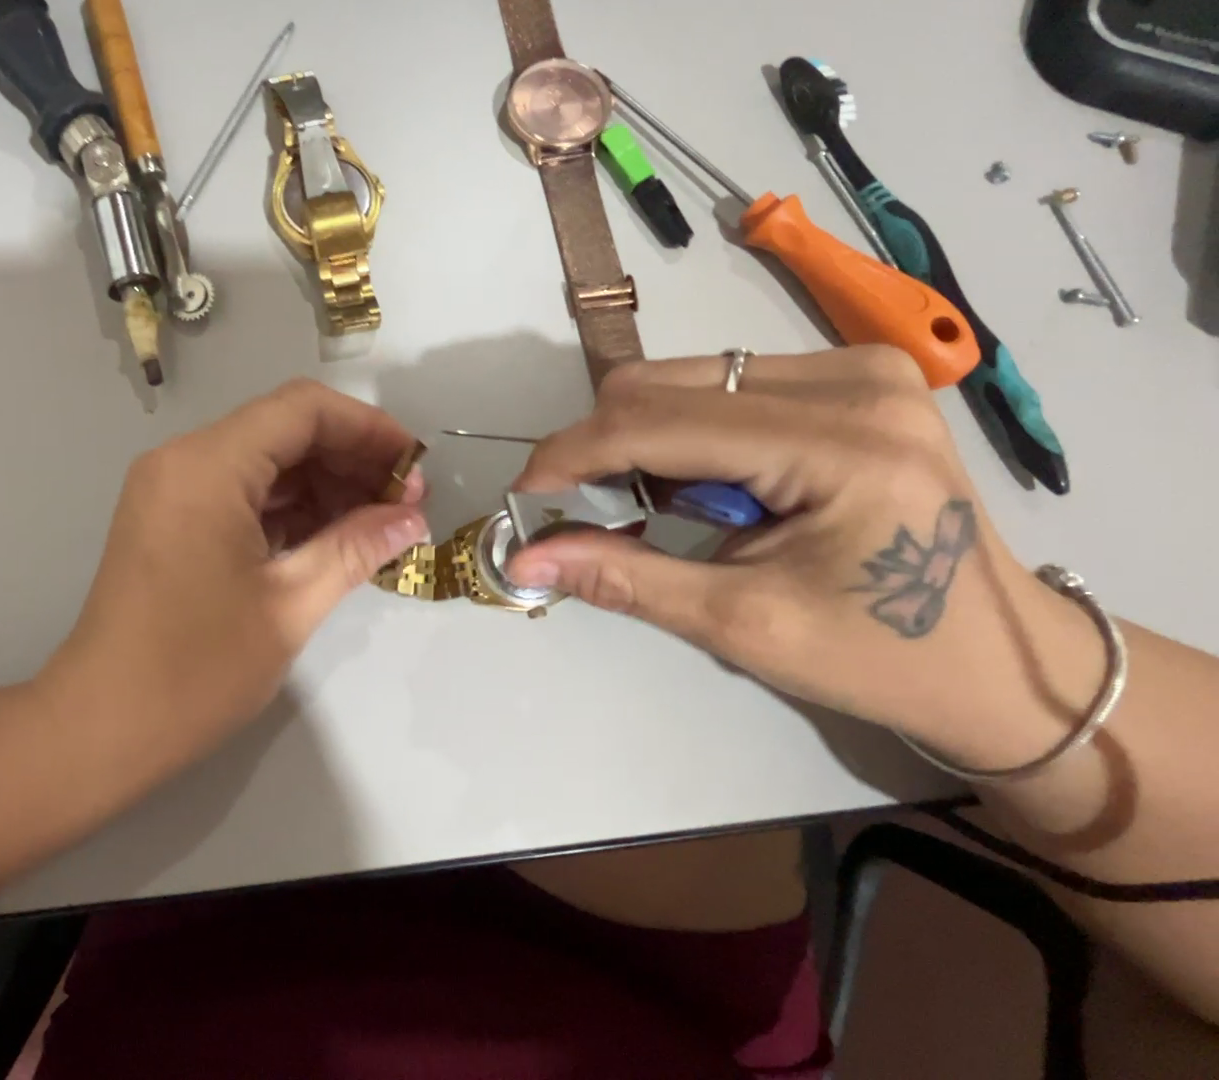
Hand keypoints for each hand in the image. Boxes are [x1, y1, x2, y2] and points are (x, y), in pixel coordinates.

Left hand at [47, 379, 428, 758]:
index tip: (415, 469)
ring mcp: (170, 492)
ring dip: (321, 487)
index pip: (302, 410)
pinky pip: (238, 495)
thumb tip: (411, 518)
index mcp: (207, 466)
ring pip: (261, 464)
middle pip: (281, 431)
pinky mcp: (169, 522)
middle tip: (404, 507)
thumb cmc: (196, 668)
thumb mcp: (289, 605)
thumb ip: (355, 548)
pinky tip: (331, 539)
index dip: (368, 429)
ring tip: (377, 527)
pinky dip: (286, 510)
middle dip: (349, 460)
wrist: (103, 724)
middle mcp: (183, 461)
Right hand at [505, 347, 1100, 765]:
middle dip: (599, 448)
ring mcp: (859, 369)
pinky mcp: (853, 378)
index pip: (661, 422)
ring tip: (645, 513)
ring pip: (684, 378)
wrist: (998, 658)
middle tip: (578, 515)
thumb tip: (526, 558)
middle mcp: (852, 379)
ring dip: (637, 442)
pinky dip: (679, 436)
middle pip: (664, 384)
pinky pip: (720, 386)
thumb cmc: (878, 654)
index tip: (521, 500)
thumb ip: (625, 577)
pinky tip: (695, 491)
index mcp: (841, 443)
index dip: (572, 456)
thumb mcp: (740, 624)